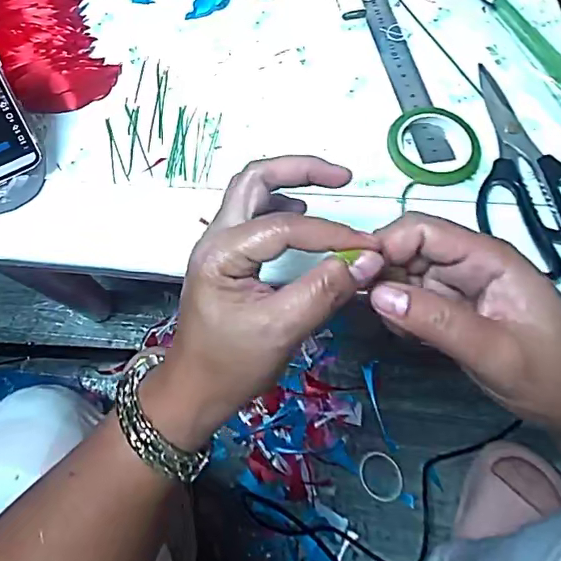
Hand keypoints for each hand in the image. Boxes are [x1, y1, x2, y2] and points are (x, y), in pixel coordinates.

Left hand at [142, 157, 385, 446]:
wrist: (192, 392)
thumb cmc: (230, 366)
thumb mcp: (282, 331)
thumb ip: (324, 291)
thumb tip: (367, 261)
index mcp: (222, 253)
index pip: (284, 227)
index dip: (331, 233)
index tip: (368, 247)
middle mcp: (216, 236)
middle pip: (256, 177)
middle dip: (300, 168)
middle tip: (342, 176)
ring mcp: (219, 242)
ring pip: (253, 189)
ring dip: (290, 180)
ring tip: (328, 188)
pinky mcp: (228, 253)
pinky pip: (255, 211)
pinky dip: (283, 203)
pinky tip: (303, 215)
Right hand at [368, 212, 560, 436]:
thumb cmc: (555, 377)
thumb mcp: (497, 353)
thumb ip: (438, 322)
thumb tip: (379, 294)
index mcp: (488, 257)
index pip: (423, 230)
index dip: (387, 244)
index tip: (357, 275)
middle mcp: (471, 263)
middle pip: (410, 248)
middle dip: (383, 271)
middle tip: (362, 305)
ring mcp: (462, 286)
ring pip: (408, 274)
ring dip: (390, 296)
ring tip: (394, 329)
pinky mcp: (456, 308)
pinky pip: (416, 299)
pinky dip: (403, 314)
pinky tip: (407, 336)